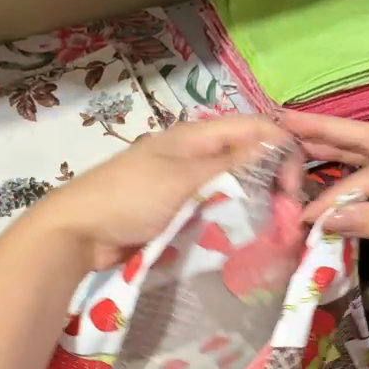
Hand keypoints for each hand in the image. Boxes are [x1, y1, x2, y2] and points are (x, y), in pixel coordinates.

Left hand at [26, 115, 289, 270]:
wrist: (77, 235)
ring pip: (235, 186)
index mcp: (195, 135)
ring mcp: (186, 183)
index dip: (281, 151)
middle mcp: (194, 154)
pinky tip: (247, 238)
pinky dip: (235, 219)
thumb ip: (231, 164)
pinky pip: (216, 209)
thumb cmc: (128, 198)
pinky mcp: (178, 211)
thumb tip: (277, 144)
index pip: (255, 129)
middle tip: (286, 219)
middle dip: (273, 181)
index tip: (292, 190)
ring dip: (257, 203)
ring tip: (273, 231)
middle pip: (249, 158)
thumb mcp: (183, 179)